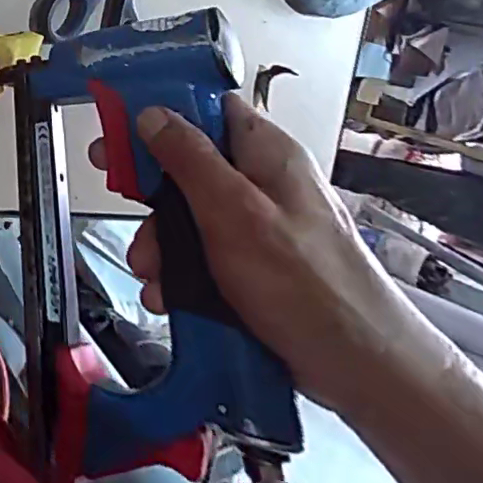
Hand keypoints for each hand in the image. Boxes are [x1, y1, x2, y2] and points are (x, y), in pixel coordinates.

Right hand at [93, 94, 461, 415]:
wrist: (363, 374)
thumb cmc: (311, 287)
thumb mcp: (235, 212)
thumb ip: (189, 159)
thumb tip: (152, 115)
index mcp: (266, 153)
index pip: (206, 108)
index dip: (160, 111)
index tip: (120, 126)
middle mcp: (259, 181)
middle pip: (186, 162)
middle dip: (149, 188)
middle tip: (119, 192)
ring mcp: (254, 223)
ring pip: (185, 212)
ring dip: (159, 241)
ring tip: (151, 271)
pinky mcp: (249, 262)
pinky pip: (198, 252)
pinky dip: (176, 271)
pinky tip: (168, 294)